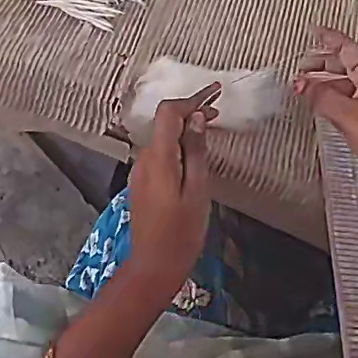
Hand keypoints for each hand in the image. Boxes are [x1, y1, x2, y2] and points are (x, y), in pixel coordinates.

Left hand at [127, 82, 220, 279]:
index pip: (168, 113)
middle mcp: (143, 160)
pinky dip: (176, 146)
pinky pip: (159, 154)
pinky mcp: (141, 183)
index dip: (191, 99)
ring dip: (184, 130)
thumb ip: (196, 152)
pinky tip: (194, 155)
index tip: (215, 93)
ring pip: (162, 139)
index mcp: (158, 158)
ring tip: (209, 133)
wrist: (154, 265)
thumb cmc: (182, 232)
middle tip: (218, 113)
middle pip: (164, 123)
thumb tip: (197, 118)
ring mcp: (139, 172)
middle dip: (190, 112)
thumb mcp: (198, 190)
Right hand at [294, 27, 357, 194]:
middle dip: (324, 64)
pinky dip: (335, 99)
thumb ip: (321, 97)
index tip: (316, 32)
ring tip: (306, 89)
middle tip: (303, 65)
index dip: (331, 39)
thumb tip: (304, 85)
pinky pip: (353, 101)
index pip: (350, 50)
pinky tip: (325, 107)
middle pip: (349, 66)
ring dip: (327, 84)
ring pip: (350, 85)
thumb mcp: (347, 114)